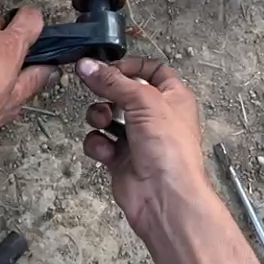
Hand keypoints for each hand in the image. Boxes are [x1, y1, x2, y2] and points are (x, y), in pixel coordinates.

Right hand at [76, 56, 210, 235]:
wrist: (165, 197)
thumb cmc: (171, 151)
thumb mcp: (143, 101)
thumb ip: (113, 81)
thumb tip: (90, 66)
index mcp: (173, 97)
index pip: (152, 70)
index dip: (131, 65)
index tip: (109, 66)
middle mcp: (156, 117)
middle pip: (124, 93)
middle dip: (107, 92)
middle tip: (94, 87)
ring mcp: (138, 138)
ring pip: (108, 116)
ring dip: (99, 117)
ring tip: (102, 121)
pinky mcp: (122, 159)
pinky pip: (100, 143)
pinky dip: (98, 144)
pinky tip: (105, 150)